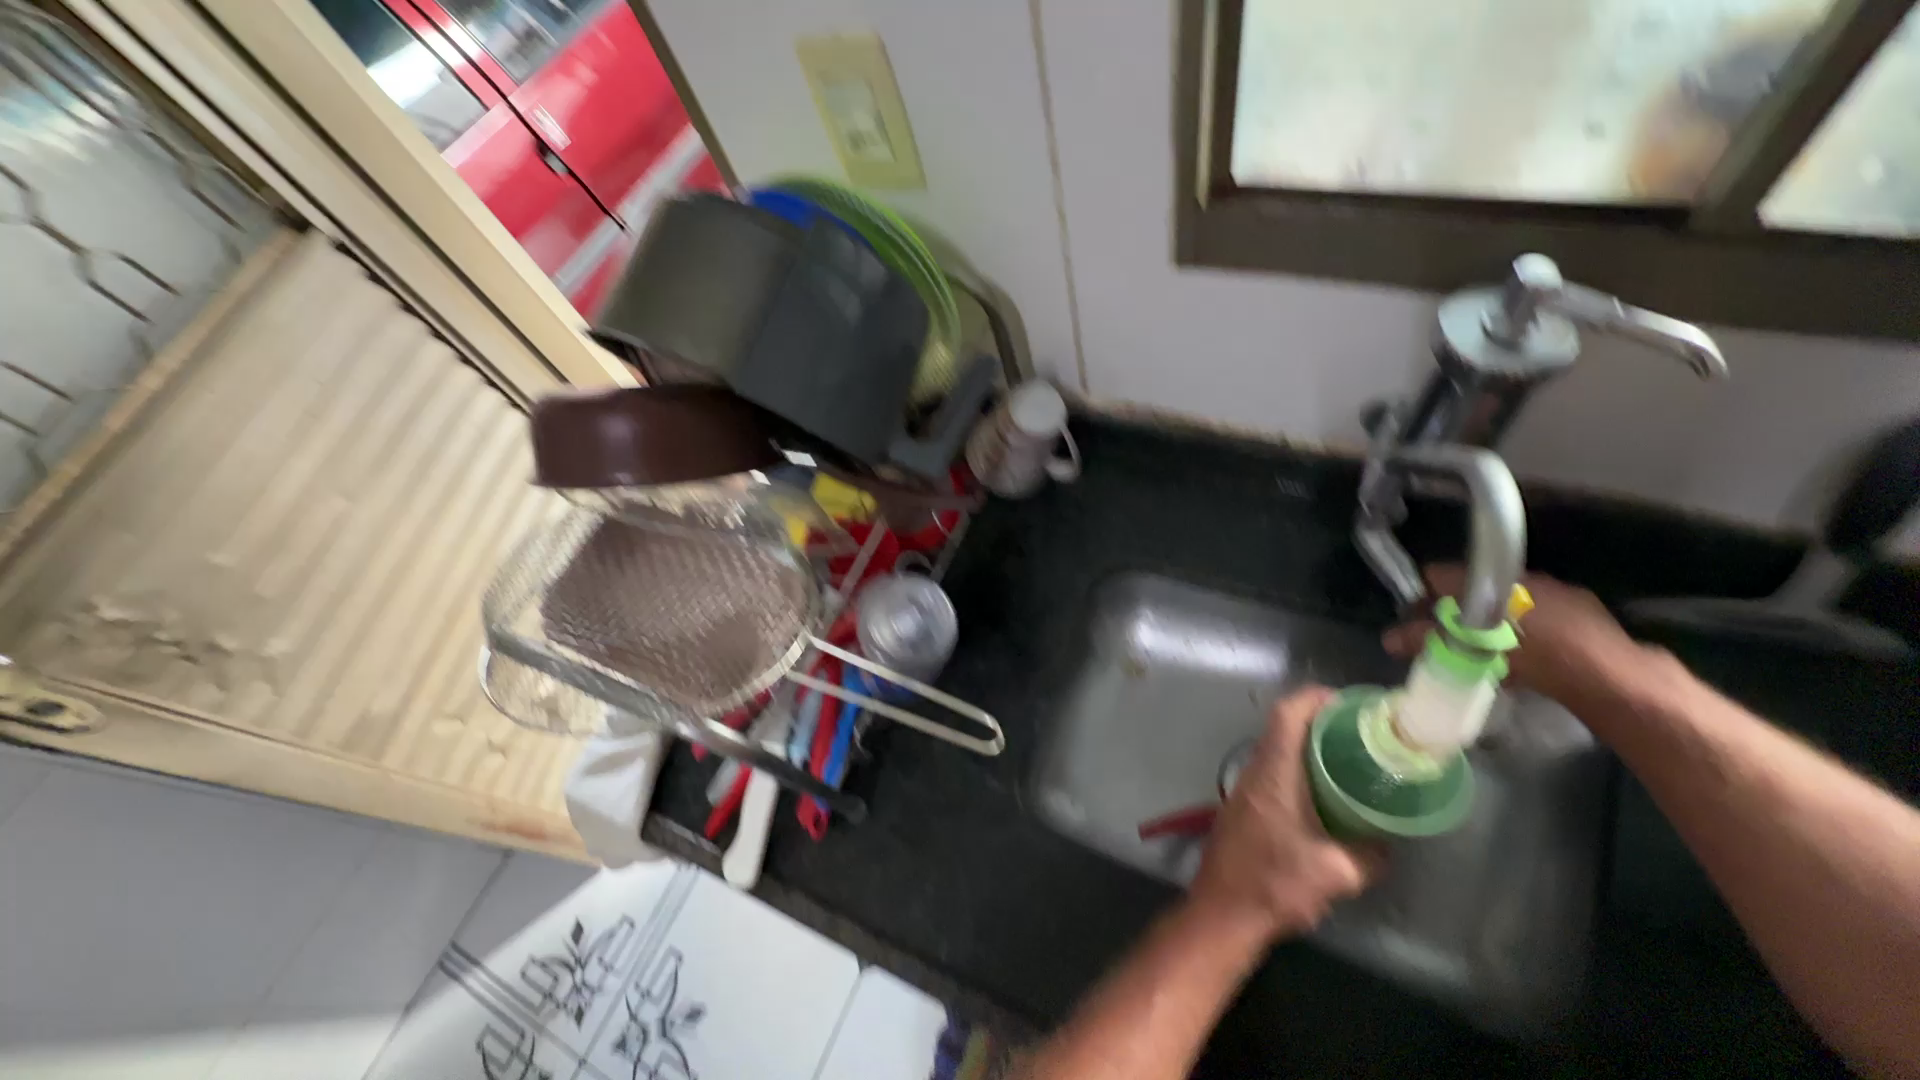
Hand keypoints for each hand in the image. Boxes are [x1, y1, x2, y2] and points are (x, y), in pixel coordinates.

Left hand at [1189, 687, 1382, 941]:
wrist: (1222, 915)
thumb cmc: (1276, 886)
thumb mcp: (1337, 874)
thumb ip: (1370, 856)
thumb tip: (1389, 845)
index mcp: (1273, 775)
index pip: (1287, 714)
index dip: (1315, 699)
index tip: (1349, 703)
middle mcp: (1254, 773)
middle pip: (1282, 728)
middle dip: (1320, 722)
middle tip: (1360, 732)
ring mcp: (1243, 791)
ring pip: (1276, 752)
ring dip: (1307, 749)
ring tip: (1348, 760)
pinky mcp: (1241, 809)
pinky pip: (1271, 774)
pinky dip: (1297, 772)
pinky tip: (1323, 796)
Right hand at [1381, 564, 1644, 705]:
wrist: (1612, 675)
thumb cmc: (1535, 659)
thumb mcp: (1473, 653)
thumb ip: (1428, 642)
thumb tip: (1388, 639)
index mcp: (1487, 581)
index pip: (1438, 575)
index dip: (1423, 596)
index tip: (1418, 620)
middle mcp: (1517, 576)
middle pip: (1471, 587)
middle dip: (1457, 610)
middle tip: (1451, 640)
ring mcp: (1553, 589)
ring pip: (1505, 599)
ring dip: (1491, 619)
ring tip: (1488, 651)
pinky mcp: (1580, 606)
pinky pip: (1537, 611)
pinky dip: (1524, 627)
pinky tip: (1528, 654)